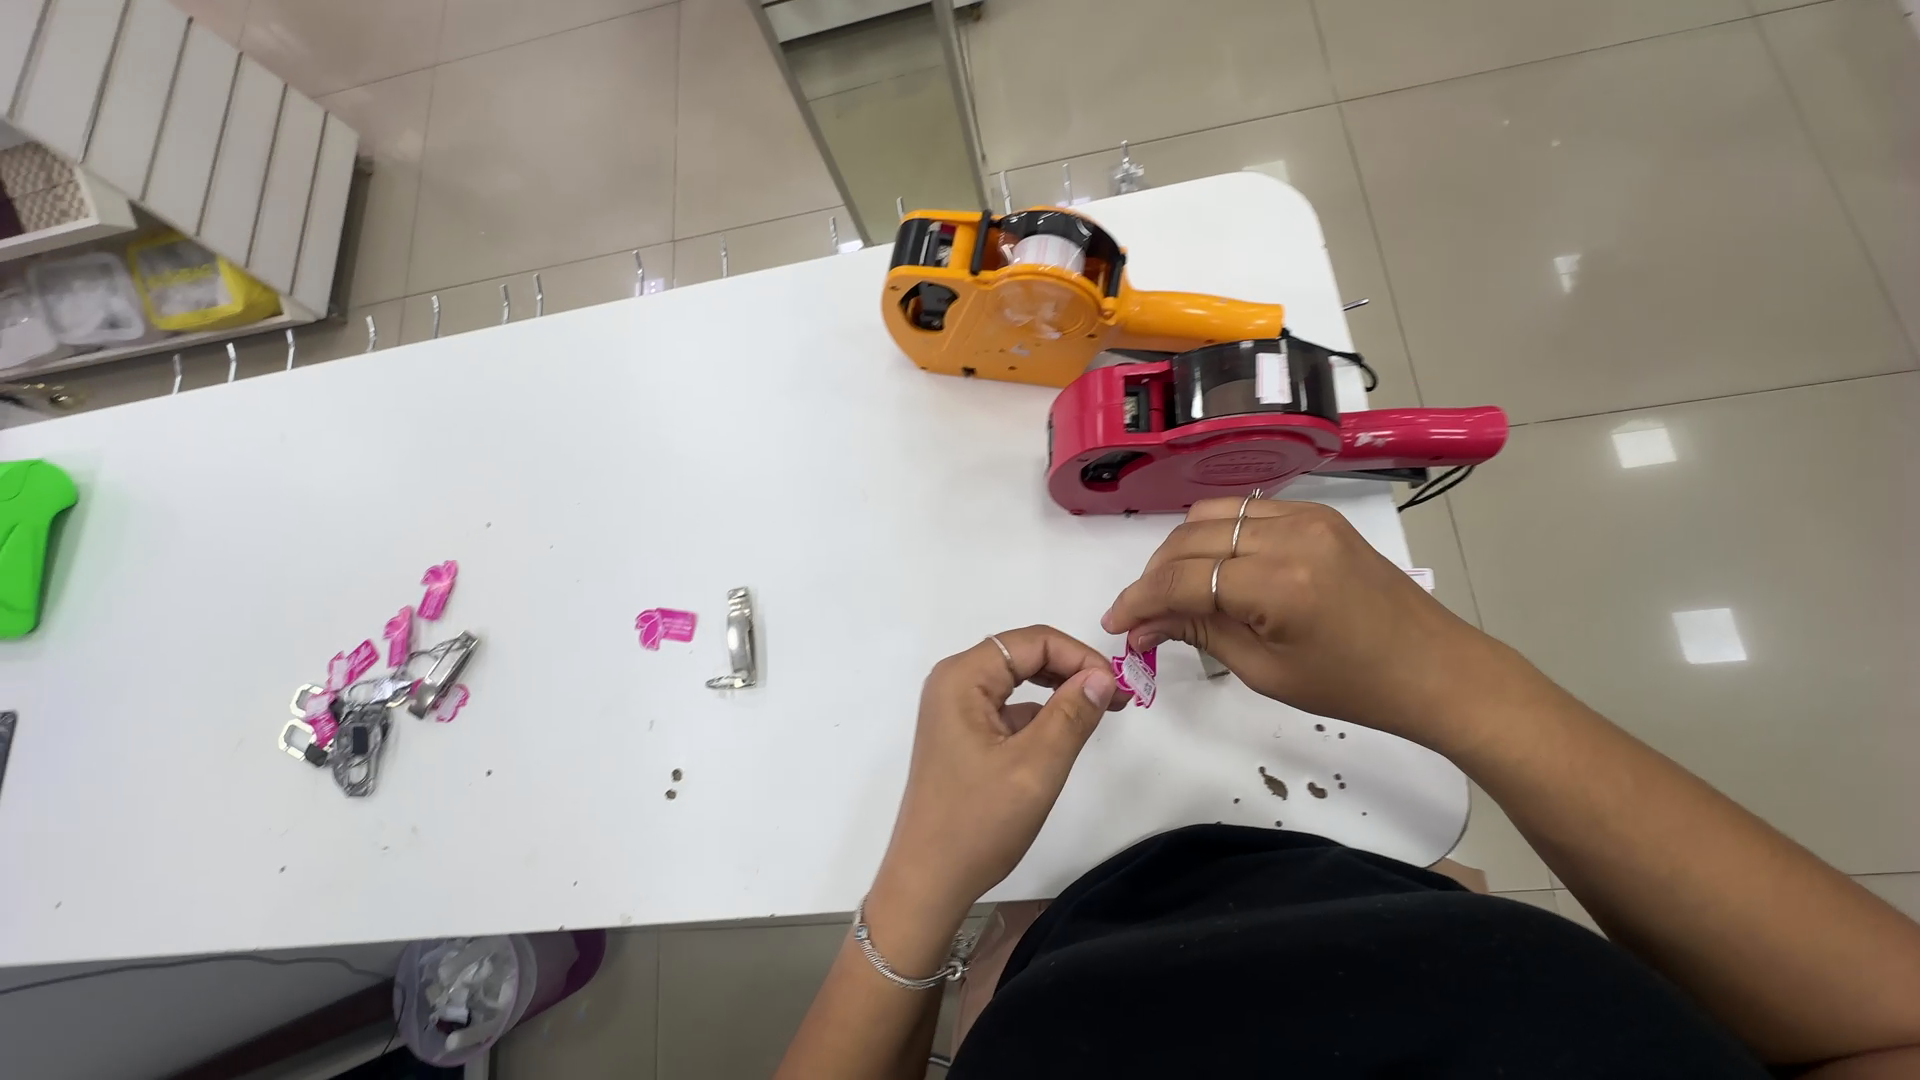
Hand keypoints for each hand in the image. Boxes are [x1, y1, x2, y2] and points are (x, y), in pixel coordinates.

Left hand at [874, 626, 1122, 924]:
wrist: (928, 881)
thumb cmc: (978, 823)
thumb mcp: (1035, 767)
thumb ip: (1071, 715)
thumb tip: (1102, 675)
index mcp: (962, 678)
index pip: (1032, 641)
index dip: (1079, 656)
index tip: (1117, 687)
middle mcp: (954, 683)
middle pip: (1023, 654)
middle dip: (1072, 669)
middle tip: (1117, 698)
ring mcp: (955, 710)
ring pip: (1017, 680)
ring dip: (1059, 690)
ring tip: (1100, 712)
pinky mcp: (962, 735)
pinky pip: (1008, 707)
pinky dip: (1040, 713)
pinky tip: (1064, 734)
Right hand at [1100, 498, 1503, 740]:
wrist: (1436, 668)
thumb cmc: (1353, 686)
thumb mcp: (1265, 670)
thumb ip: (1197, 634)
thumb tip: (1140, 627)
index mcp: (1279, 584)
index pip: (1182, 579)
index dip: (1139, 600)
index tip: (1114, 623)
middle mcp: (1290, 535)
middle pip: (1189, 539)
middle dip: (1154, 575)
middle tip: (1141, 614)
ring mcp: (1307, 517)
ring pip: (1211, 515)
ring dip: (1181, 550)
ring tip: (1175, 590)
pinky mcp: (1318, 514)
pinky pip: (1246, 512)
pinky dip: (1217, 534)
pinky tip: (1214, 567)